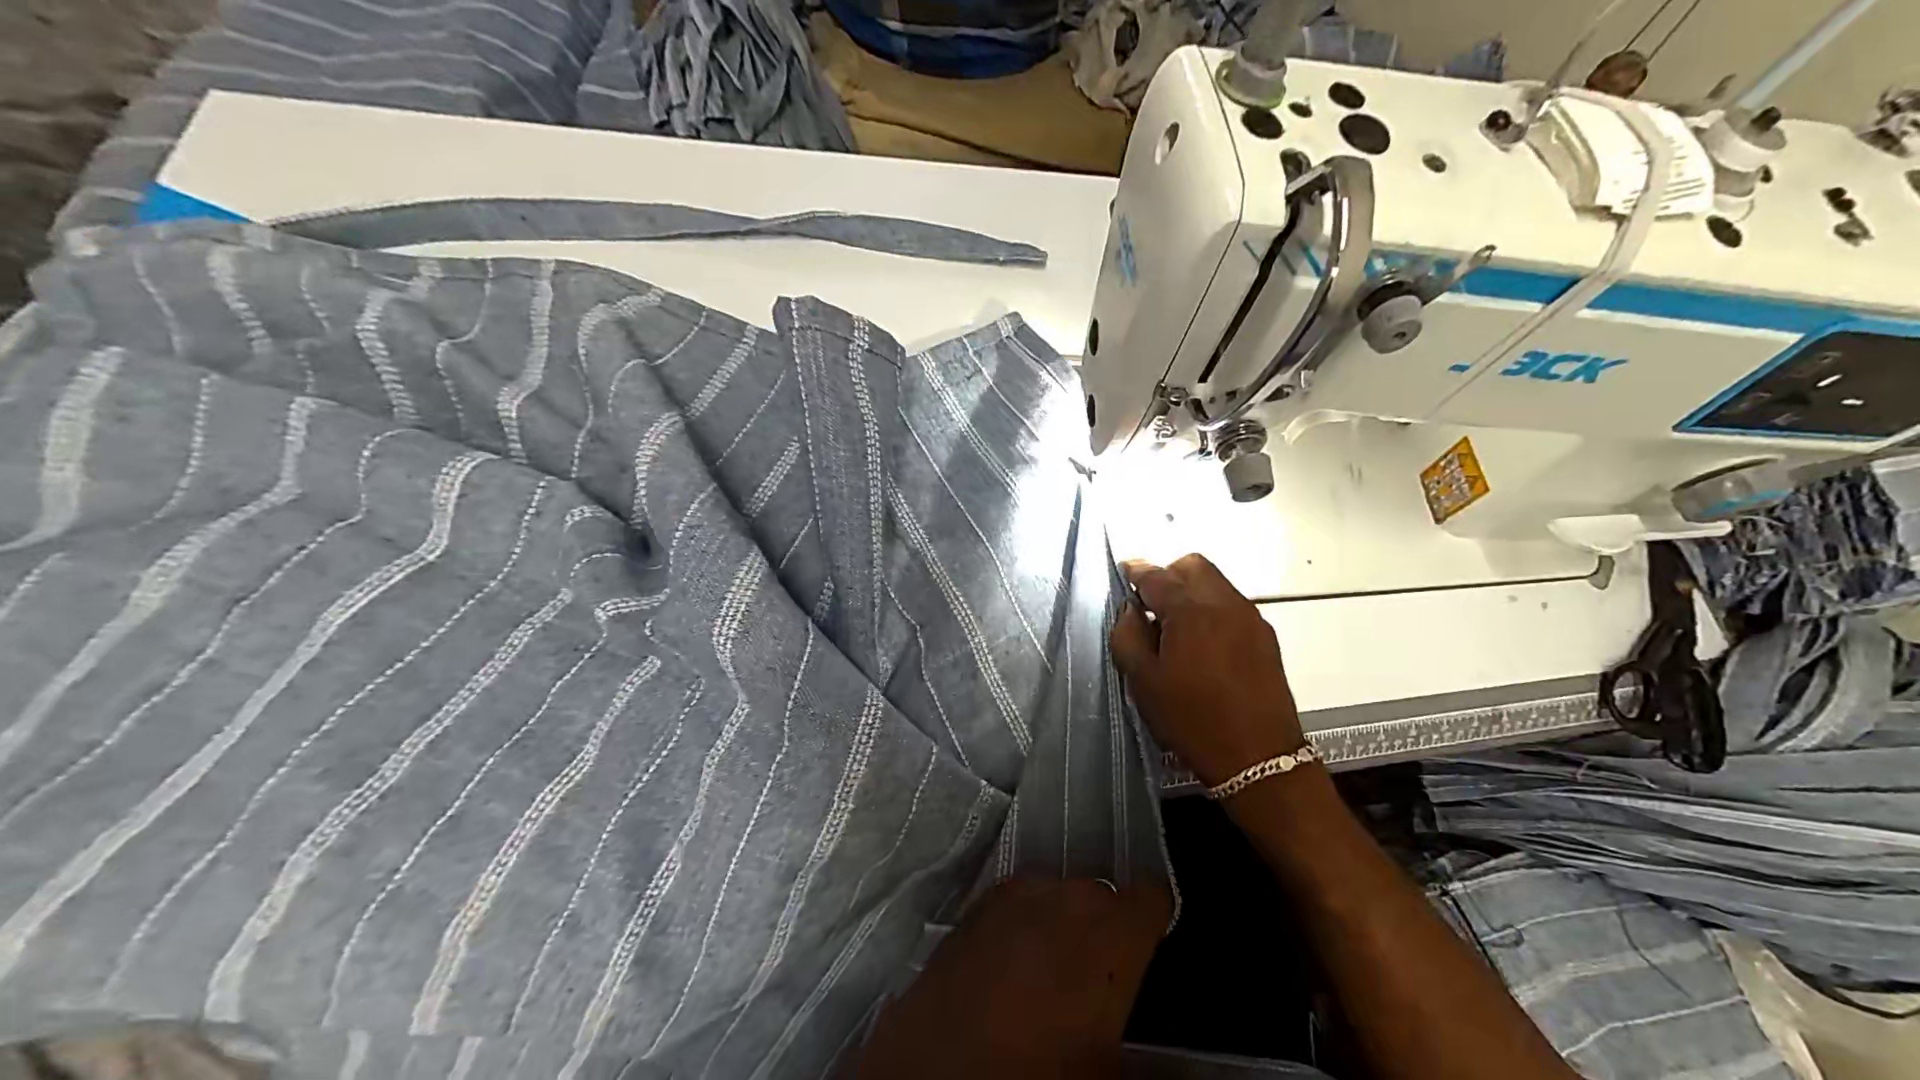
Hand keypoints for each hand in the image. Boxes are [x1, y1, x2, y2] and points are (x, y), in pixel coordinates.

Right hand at [1109, 554, 1306, 786]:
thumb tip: (1130, 610)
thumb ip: (1127, 636)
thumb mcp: (1143, 682)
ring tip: (1176, 628)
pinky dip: (1211, 609)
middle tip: (1150, 605)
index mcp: (1190, 611)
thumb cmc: (1191, 720)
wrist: (1258, 757)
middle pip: (1192, 566)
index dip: (1134, 572)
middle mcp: (1224, 603)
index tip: (1123, 576)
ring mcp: (1250, 618)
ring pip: (1215, 582)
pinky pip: (1232, 605)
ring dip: (1191, 591)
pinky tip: (1201, 644)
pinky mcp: (1265, 636)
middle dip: (1167, 575)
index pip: (1155, 575)